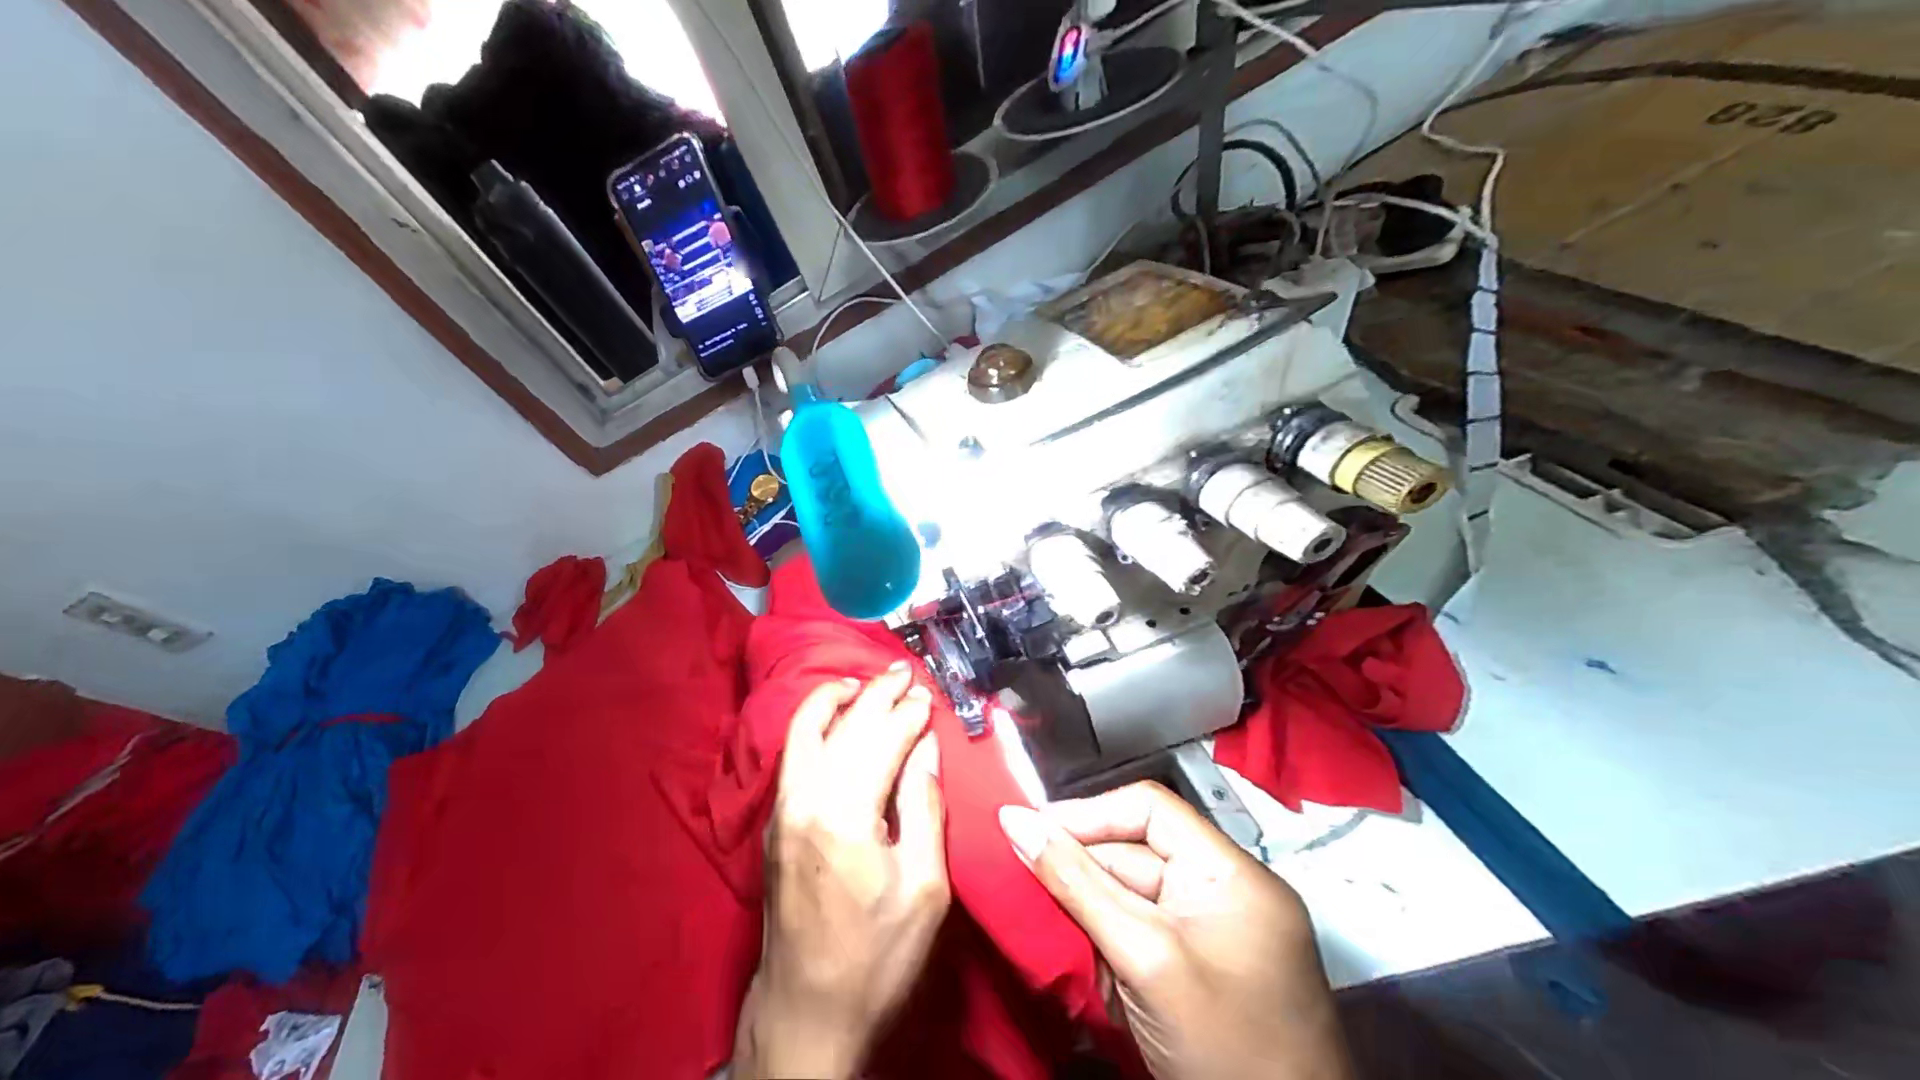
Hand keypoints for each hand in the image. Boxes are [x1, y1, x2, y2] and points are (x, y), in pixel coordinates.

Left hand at [734, 662, 948, 1078]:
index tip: (929, 697)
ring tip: (864, 681)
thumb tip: (925, 748)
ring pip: (804, 733)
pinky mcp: (774, 825)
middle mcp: (804, 802)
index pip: (881, 741)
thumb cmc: (876, 959)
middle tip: (903, 672)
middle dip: (876, 695)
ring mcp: (781, 812)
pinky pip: (792, 755)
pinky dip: (812, 724)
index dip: (908, 715)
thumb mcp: (923, 888)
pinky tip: (832, 718)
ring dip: (835, 700)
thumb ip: (923, 806)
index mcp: (844, 816)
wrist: (806, 1015)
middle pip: (843, 728)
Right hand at [999, 782, 1352, 1079]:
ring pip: (1129, 897)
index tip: (1032, 830)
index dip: (1088, 813)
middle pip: (1134, 854)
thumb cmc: (1229, 1051)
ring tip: (1050, 930)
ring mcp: (1211, 935)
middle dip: (1080, 871)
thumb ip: (1077, 884)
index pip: (1149, 810)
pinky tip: (1084, 968)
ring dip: (1088, 914)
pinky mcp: (1197, 971)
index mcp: (1229, 872)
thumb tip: (1016, 821)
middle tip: (1022, 881)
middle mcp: (1222, 891)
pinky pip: (1138, 935)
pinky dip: (1106, 946)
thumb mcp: (1145, 958)